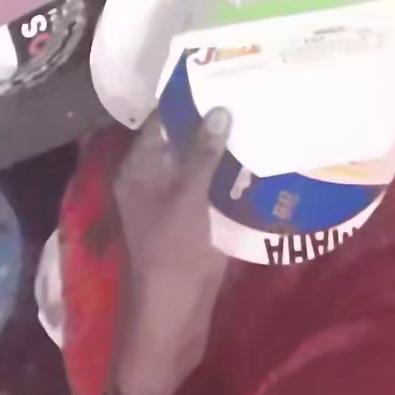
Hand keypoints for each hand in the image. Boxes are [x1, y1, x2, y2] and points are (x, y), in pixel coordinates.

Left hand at [108, 108, 232, 394]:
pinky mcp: (192, 217)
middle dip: (209, 120)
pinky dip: (227, 171)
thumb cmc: (172, 256)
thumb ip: (204, 154)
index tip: (218, 74)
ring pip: (197, 161)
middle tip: (245, 91)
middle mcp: (151, 179)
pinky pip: (209, 184)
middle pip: (180, 139)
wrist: (172, 321)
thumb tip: (220, 109)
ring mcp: (172, 200)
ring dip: (221, 145)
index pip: (161, 121)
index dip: (186, 99)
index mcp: (138, 170)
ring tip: (256, 115)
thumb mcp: (189, 200)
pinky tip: (255, 157)